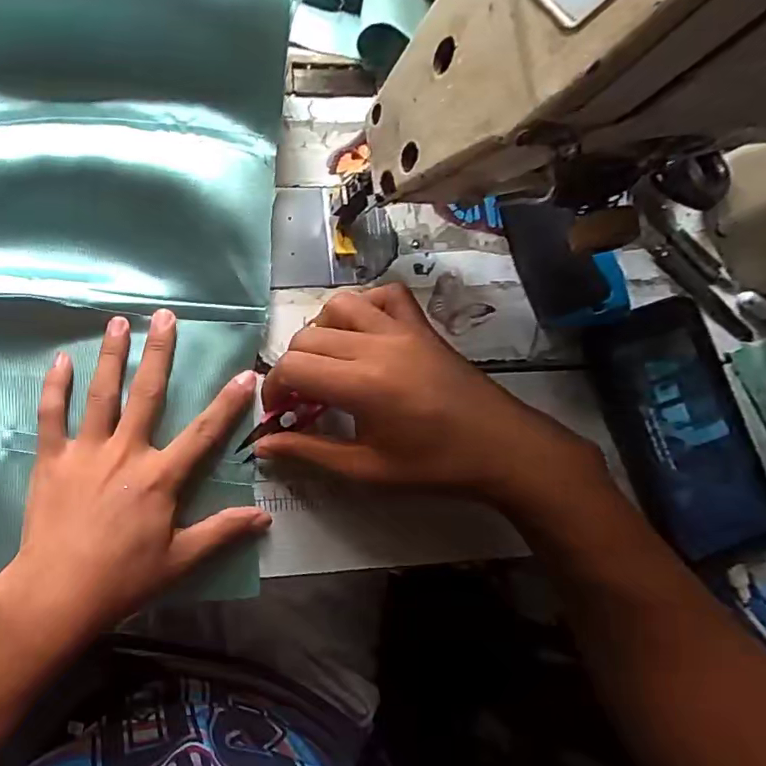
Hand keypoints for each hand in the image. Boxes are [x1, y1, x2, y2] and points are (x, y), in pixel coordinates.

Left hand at [0, 310, 268, 651]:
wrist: (59, 590)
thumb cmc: (123, 579)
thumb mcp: (180, 560)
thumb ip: (221, 532)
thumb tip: (264, 517)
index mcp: (160, 477)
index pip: (202, 433)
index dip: (227, 403)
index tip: (245, 374)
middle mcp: (125, 452)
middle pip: (147, 393)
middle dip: (159, 352)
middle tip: (164, 316)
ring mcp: (85, 451)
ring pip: (101, 394)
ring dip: (112, 356)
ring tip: (118, 322)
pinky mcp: (51, 458)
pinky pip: (52, 415)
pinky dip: (55, 386)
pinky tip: (61, 360)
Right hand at [256, 284, 611, 520]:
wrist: (502, 449)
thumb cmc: (433, 466)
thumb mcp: (365, 468)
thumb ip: (309, 451)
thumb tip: (263, 446)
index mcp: (362, 384)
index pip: (293, 367)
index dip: (273, 389)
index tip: (278, 412)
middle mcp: (377, 346)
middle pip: (307, 337)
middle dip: (292, 367)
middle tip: (300, 400)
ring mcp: (402, 329)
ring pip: (338, 307)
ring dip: (320, 332)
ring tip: (327, 363)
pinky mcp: (421, 326)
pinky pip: (383, 296)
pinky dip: (364, 308)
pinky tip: (362, 334)